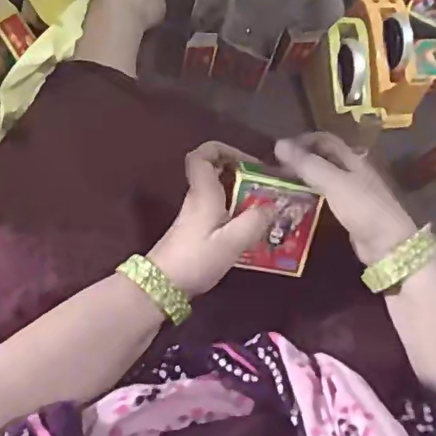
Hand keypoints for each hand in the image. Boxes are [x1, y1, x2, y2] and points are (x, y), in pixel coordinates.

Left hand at [146, 142, 276, 296]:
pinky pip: (218, 209)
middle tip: (266, 185)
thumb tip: (273, 205)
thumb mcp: (232, 241)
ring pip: (218, 191)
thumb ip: (255, 221)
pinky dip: (236, 211)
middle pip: (214, 171)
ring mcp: (195, 215)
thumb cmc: (197, 259)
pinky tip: (252, 227)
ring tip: (266, 206)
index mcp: (204, 192)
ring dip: (241, 193)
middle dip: (241, 172)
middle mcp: (198, 198)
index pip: (203, 154)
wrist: (163, 286)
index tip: (248, 161)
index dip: (224, 149)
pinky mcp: (196, 230)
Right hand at [274, 133, 418, 266]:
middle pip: (322, 156)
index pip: (324, 139)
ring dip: (302, 176)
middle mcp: (351, 170)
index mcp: (352, 158)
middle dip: (299, 158)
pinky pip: (324, 194)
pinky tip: (295, 201)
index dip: (301, 140)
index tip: (278, 151)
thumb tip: (278, 144)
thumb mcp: (334, 182)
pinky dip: (308, 193)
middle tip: (274, 169)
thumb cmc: (362, 207)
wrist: (387, 244)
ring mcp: (351, 190)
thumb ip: (307, 164)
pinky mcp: (348, 210)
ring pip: (322, 176)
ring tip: (280, 183)